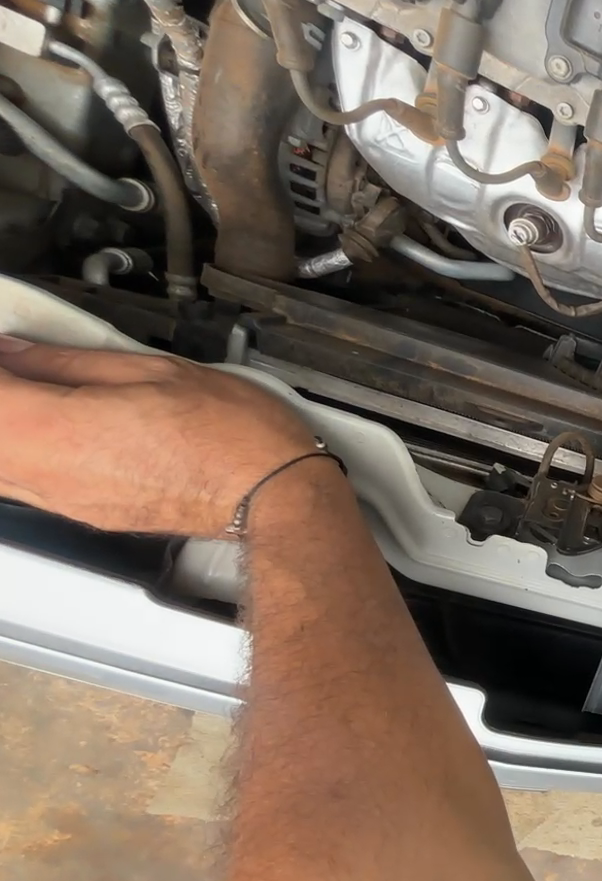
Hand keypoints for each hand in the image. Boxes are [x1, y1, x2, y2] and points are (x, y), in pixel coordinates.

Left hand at [0, 337, 319, 536]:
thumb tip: (19, 353)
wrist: (282, 496)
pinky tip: (78, 437)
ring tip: (56, 404)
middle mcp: (44, 471)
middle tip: (30, 375)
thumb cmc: (240, 440)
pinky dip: (36, 454)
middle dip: (9, 396)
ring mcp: (65, 499)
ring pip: (1, 461)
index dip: (0, 366)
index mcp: (52, 426)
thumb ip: (72, 362)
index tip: (12, 354)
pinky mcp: (90, 514)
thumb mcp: (164, 374)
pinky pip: (29, 481)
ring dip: (16, 429)